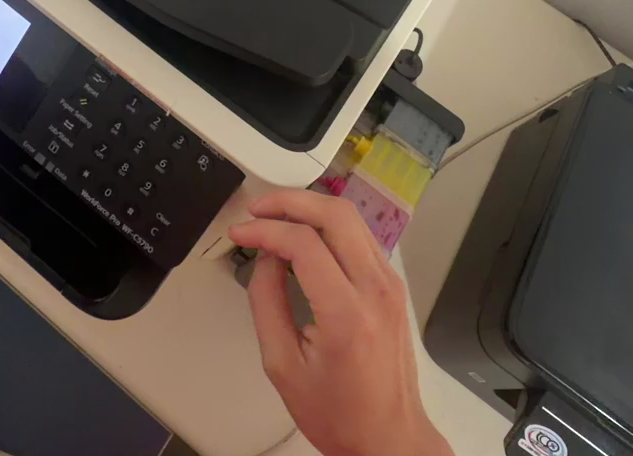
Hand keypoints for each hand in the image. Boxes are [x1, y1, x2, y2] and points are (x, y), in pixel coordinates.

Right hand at [230, 191, 450, 455]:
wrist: (389, 437)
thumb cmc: (336, 412)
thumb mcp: (282, 365)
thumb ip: (266, 302)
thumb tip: (265, 256)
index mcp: (347, 314)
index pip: (304, 244)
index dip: (265, 229)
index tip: (240, 233)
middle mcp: (376, 289)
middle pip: (335, 213)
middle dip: (290, 200)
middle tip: (257, 208)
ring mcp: (390, 282)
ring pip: (350, 216)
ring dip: (309, 206)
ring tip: (274, 215)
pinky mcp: (392, 282)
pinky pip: (359, 234)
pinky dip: (326, 222)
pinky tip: (302, 231)